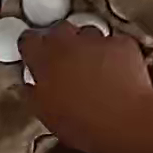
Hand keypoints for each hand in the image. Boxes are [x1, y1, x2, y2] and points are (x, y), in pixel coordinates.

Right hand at [18, 23, 152, 152]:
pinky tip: (117, 71)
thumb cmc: (80, 122)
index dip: (31, 47)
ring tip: (92, 67)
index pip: (28, 40)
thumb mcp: (46, 114)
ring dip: (87, 46)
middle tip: (64, 63)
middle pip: (59, 30)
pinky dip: (113, 53)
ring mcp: (97, 41)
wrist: (124, 121)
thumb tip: (27, 87)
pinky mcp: (122, 44)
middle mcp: (68, 43)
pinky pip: (114, 43)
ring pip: (88, 33)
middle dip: (60, 42)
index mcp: (44, 59)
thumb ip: (33, 94)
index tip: (33, 56)